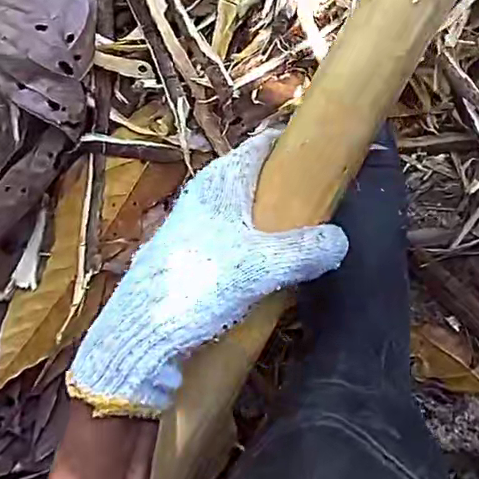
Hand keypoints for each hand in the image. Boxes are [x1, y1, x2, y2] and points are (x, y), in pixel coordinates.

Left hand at [68, 128, 347, 417]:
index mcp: (223, 178)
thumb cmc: (198, 283)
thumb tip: (340, 240)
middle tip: (321, 203)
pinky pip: (233, 235)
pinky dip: (254, 243)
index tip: (324, 155)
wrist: (139, 334)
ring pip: (244, 208)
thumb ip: (304, 250)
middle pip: (257, 176)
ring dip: (271, 219)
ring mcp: (195, 221)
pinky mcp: (190, 251)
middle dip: (287, 186)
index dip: (293, 145)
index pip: (264, 144)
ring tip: (301, 240)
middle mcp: (207, 191)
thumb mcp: (261, 266)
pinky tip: (267, 270)